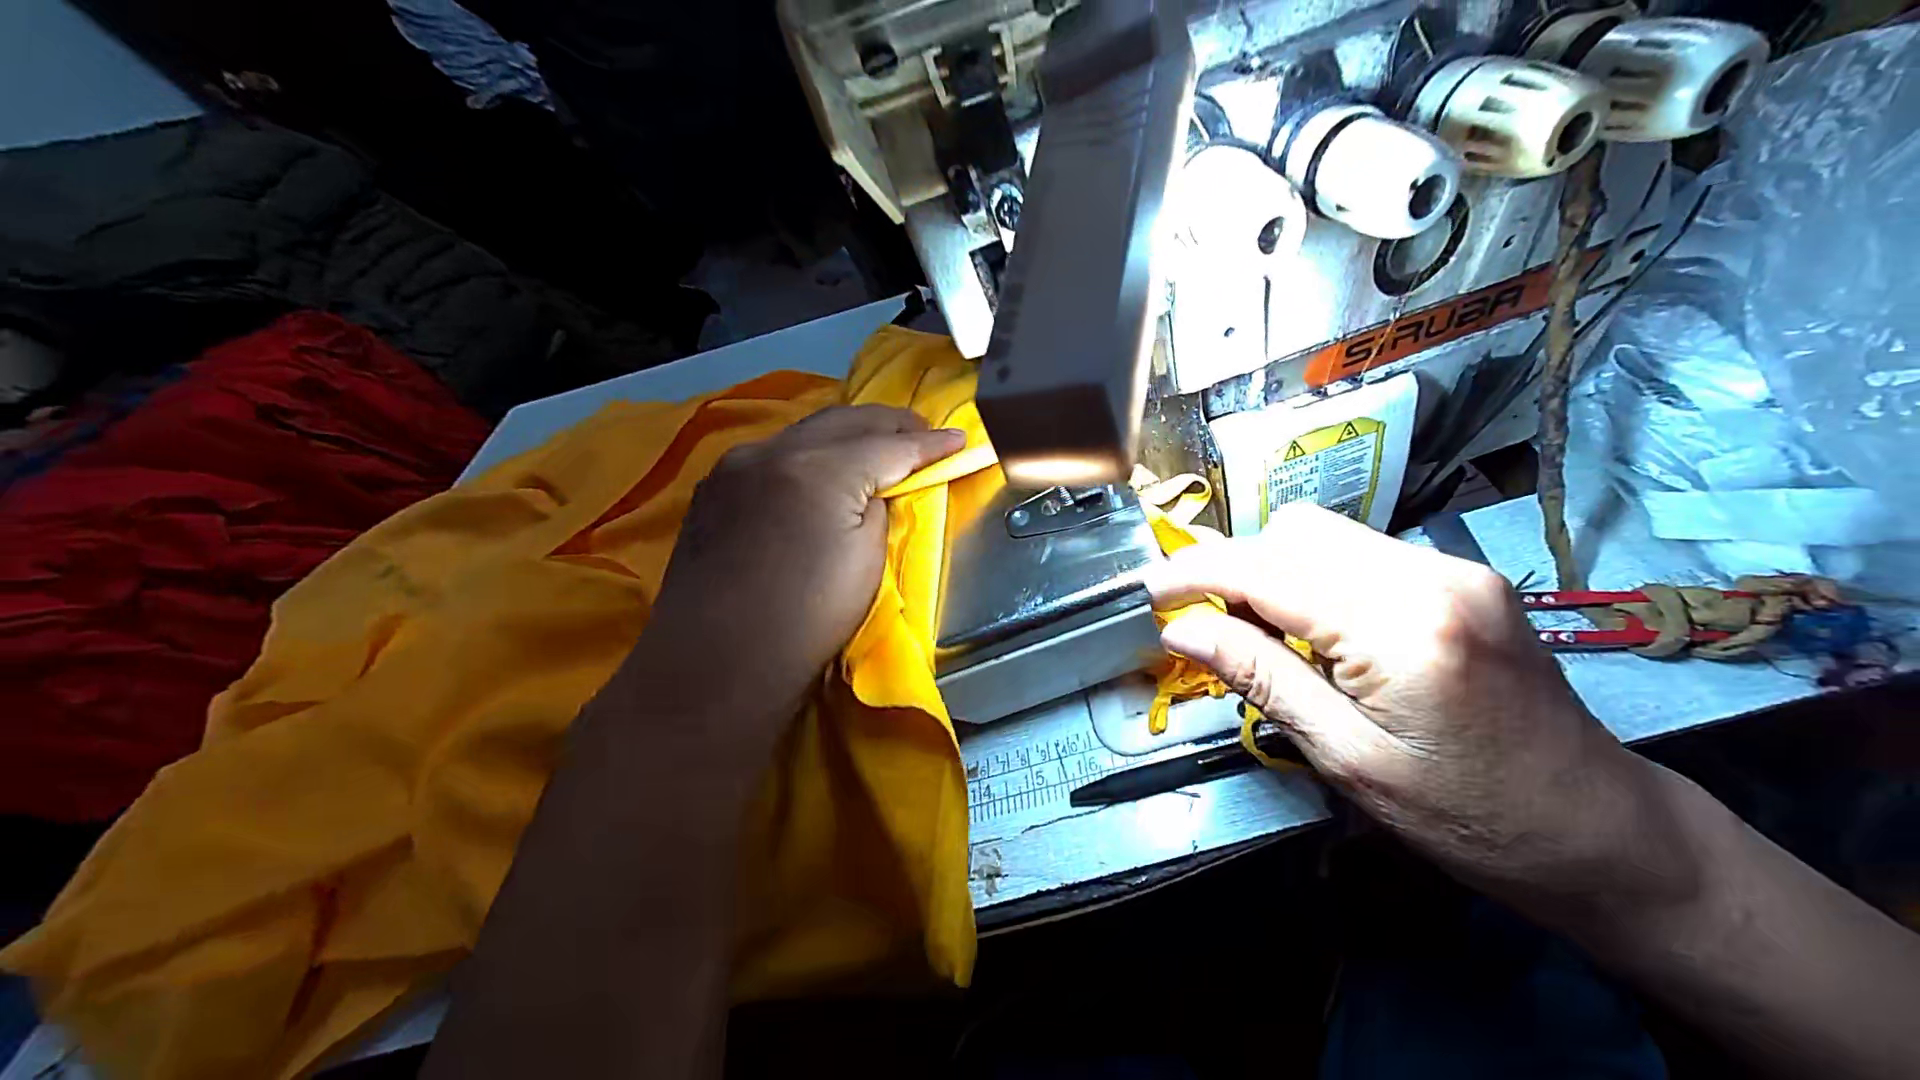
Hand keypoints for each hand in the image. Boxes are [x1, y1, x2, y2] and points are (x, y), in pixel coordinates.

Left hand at [618, 405, 963, 749]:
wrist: (718, 664)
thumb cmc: (805, 621)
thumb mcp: (867, 561)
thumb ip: (877, 509)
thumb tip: (874, 489)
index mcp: (816, 469)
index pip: (888, 444)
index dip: (929, 444)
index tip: (959, 440)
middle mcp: (770, 451)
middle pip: (844, 421)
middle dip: (890, 423)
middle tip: (925, 431)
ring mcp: (735, 466)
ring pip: (806, 431)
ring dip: (848, 433)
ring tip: (879, 441)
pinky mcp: (715, 488)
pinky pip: (774, 454)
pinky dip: (810, 452)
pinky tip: (824, 465)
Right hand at [1140, 504, 1694, 915]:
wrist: (1601, 831)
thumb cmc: (1467, 817)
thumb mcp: (1346, 757)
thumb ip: (1260, 678)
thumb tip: (1182, 627)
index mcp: (1402, 630)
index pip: (1267, 571)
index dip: (1195, 573)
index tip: (1148, 591)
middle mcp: (1431, 576)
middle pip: (1294, 531)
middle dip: (1234, 565)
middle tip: (1205, 620)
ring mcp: (1453, 569)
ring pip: (1323, 533)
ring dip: (1271, 569)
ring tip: (1256, 629)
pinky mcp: (1461, 577)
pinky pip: (1358, 552)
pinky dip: (1312, 577)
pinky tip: (1312, 627)